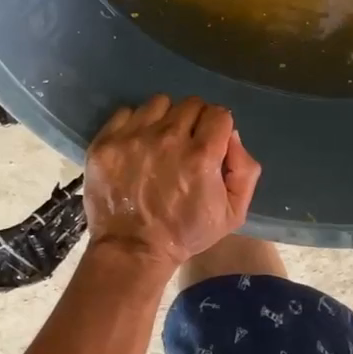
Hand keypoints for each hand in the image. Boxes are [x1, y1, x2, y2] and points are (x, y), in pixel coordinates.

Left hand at [83, 95, 262, 272]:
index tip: (212, 141)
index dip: (219, 126)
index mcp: (201, 155)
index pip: (219, 113)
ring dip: (166, 118)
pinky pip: (127, 112)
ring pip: (160, 103)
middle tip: (188, 142)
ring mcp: (133, 138)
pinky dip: (136, 124)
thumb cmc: (186, 232)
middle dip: (196, 120)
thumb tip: (232, 135)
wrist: (132, 250)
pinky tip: (138, 144)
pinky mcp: (107, 143)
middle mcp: (168, 139)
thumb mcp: (233, 212)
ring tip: (161, 140)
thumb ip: (245, 169)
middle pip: (192, 104)